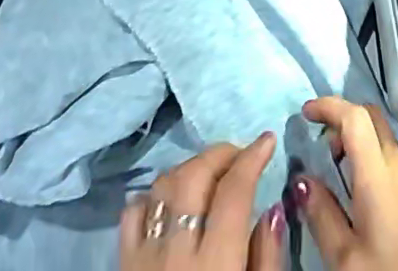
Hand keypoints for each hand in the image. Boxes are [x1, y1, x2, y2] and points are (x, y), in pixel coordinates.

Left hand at [120, 133, 284, 270]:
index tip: (267, 139)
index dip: (252, 159)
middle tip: (240, 153)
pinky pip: (134, 210)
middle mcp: (176, 246)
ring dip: (189, 168)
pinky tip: (170, 197)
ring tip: (210, 171)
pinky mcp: (124, 257)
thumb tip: (273, 208)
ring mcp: (144, 248)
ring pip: (163, 185)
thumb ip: (266, 259)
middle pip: (194, 177)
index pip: (234, 193)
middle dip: (220, 155)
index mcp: (215, 261)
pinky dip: (154, 194)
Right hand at [291, 97, 397, 270]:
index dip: (328, 105)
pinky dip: (383, 168)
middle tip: (324, 148)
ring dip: (364, 148)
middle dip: (344, 121)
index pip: (354, 115)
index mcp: (381, 175)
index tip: (306, 114)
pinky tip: (376, 206)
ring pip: (390, 145)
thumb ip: (321, 213)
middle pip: (374, 120)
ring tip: (346, 182)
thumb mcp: (346, 260)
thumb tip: (303, 180)